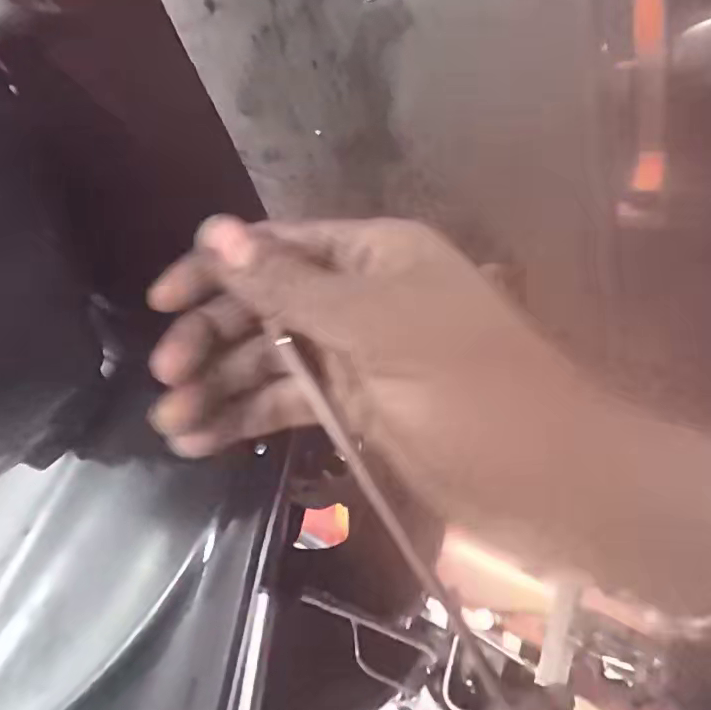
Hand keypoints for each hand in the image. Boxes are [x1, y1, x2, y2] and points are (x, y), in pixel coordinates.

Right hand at [145, 216, 596, 521]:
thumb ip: (288, 285)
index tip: (161, 302)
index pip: (275, 246)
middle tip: (166, 377)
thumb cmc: (468, 387)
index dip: (215, 268)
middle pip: (264, 303)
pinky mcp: (352, 407)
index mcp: (370, 254)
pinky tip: (202, 442)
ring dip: (220, 387)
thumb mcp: (373, 328)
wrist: (549, 480)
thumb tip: (214, 230)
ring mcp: (353, 353)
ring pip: (270, 359)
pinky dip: (247, 419)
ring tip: (172, 425)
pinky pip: (288, 403)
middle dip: (211, 338)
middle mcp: (357, 294)